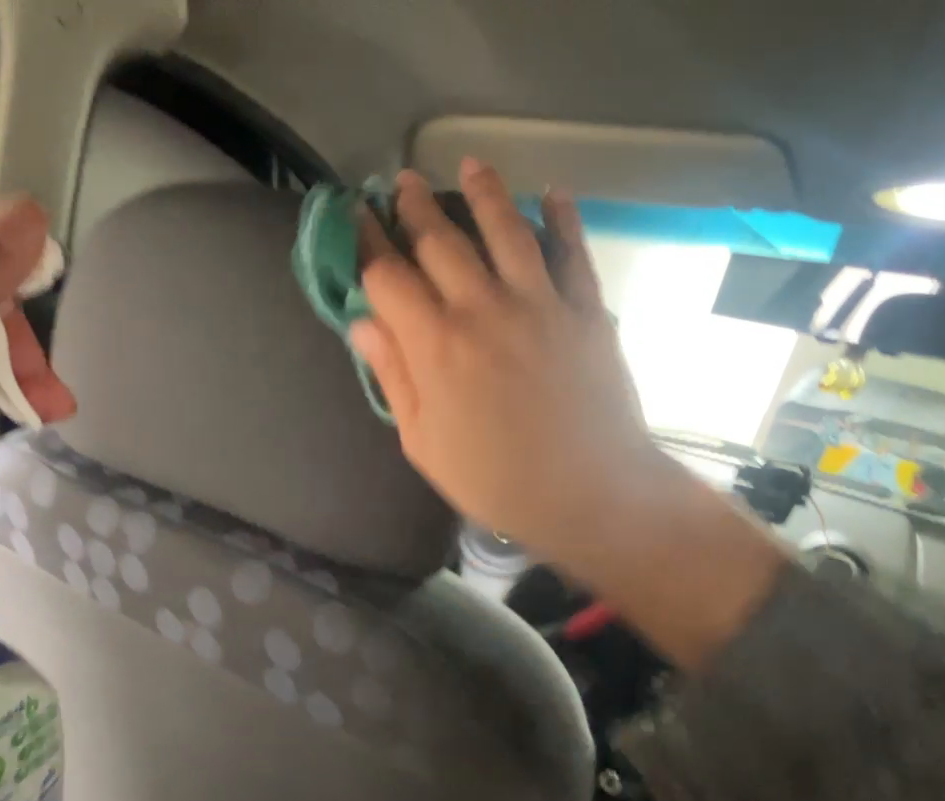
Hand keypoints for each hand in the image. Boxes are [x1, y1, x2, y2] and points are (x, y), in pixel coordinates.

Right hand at [351, 162, 663, 571]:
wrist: (590, 492)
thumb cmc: (494, 479)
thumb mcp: (423, 441)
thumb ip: (393, 376)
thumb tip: (363, 322)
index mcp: (435, 345)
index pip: (389, 277)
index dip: (367, 243)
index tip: (355, 218)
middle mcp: (483, 308)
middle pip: (441, 242)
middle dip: (415, 208)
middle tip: (399, 183)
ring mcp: (541, 302)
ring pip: (506, 230)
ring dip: (483, 193)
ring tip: (468, 164)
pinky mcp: (586, 308)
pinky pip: (573, 252)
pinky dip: (563, 218)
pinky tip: (552, 193)